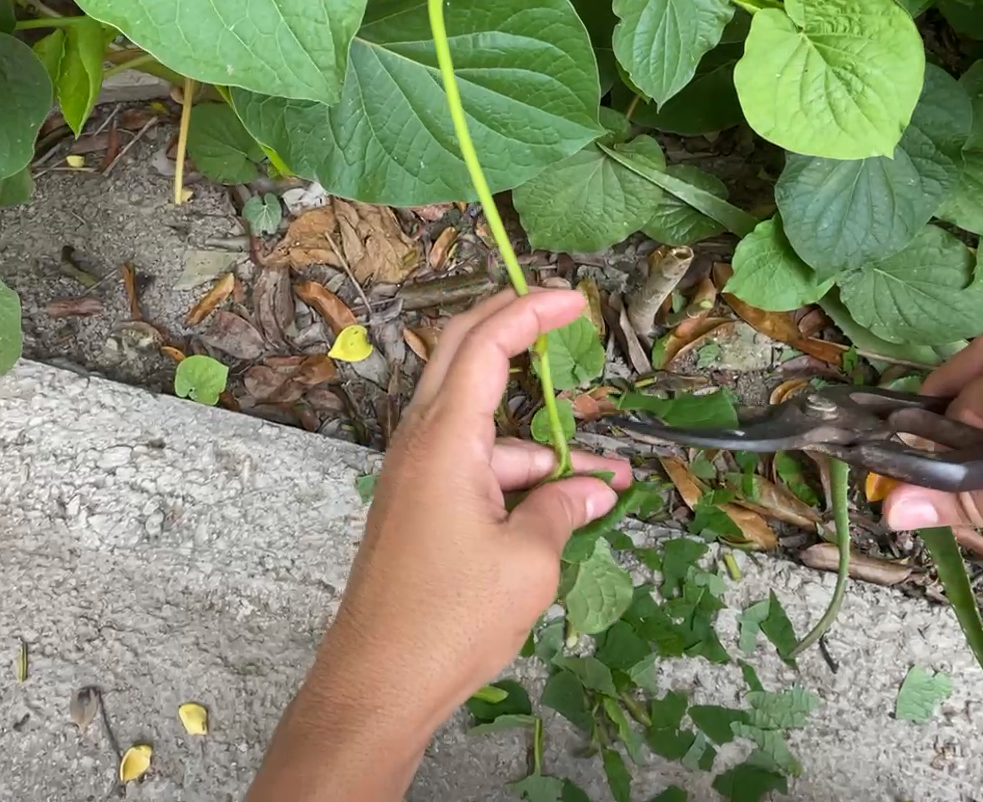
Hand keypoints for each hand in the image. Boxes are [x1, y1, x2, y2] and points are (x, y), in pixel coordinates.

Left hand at [249, 290, 631, 801]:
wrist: (376, 683)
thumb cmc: (450, 618)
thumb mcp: (528, 561)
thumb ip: (563, 509)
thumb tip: (597, 486)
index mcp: (445, 436)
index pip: (485, 344)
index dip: (530, 311)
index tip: (573, 299)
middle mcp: (423, 439)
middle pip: (463, 355)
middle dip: (512, 327)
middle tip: (559, 314)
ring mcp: (417, 470)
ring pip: (482, 424)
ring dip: (539, 441)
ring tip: (607, 478)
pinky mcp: (420, 502)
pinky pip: (474, 465)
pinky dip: (517, 476)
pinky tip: (564, 507)